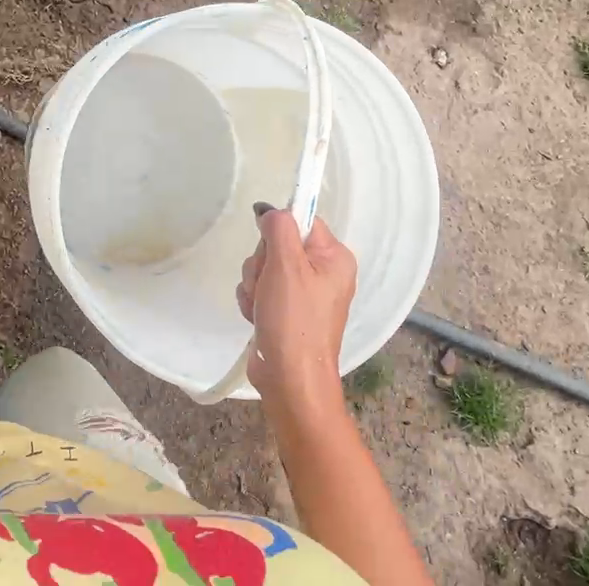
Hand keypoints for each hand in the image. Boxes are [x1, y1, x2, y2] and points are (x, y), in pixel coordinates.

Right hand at [236, 204, 357, 409]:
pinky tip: (258, 315)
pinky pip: (262, 289)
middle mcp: (324, 273)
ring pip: (265, 267)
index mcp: (335, 258)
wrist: (290, 378)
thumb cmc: (293, 319)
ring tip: (262, 305)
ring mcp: (305, 293)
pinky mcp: (288, 310)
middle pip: (278, 244)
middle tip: (266, 284)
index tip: (270, 250)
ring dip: (254, 284)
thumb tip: (269, 210)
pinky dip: (254, 300)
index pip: (302, 220)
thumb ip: (278, 228)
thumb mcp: (286, 265)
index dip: (278, 231)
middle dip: (262, 263)